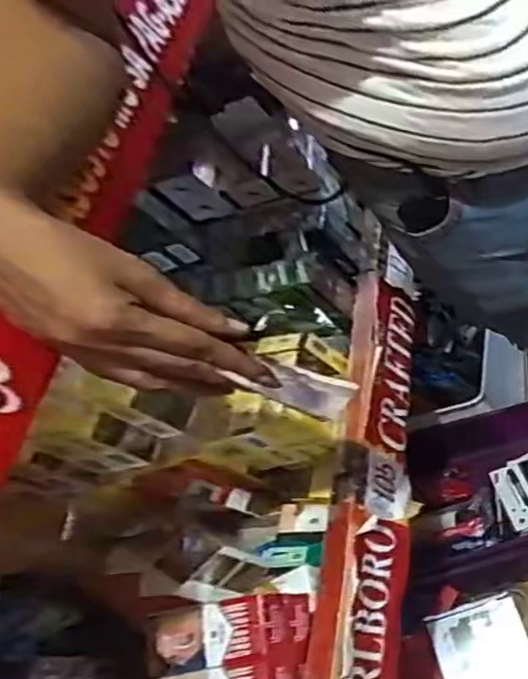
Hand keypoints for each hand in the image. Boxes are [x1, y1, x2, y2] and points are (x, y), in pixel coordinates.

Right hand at [0, 191, 272, 393]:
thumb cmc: (64, 246)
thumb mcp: (135, 273)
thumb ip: (188, 307)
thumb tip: (237, 331)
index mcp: (120, 323)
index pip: (196, 349)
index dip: (237, 363)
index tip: (269, 375)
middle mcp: (100, 345)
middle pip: (177, 368)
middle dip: (220, 377)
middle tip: (254, 384)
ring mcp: (77, 351)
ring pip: (150, 380)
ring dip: (191, 386)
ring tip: (223, 387)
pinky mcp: (62, 350)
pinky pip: (119, 376)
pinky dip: (154, 382)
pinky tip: (176, 381)